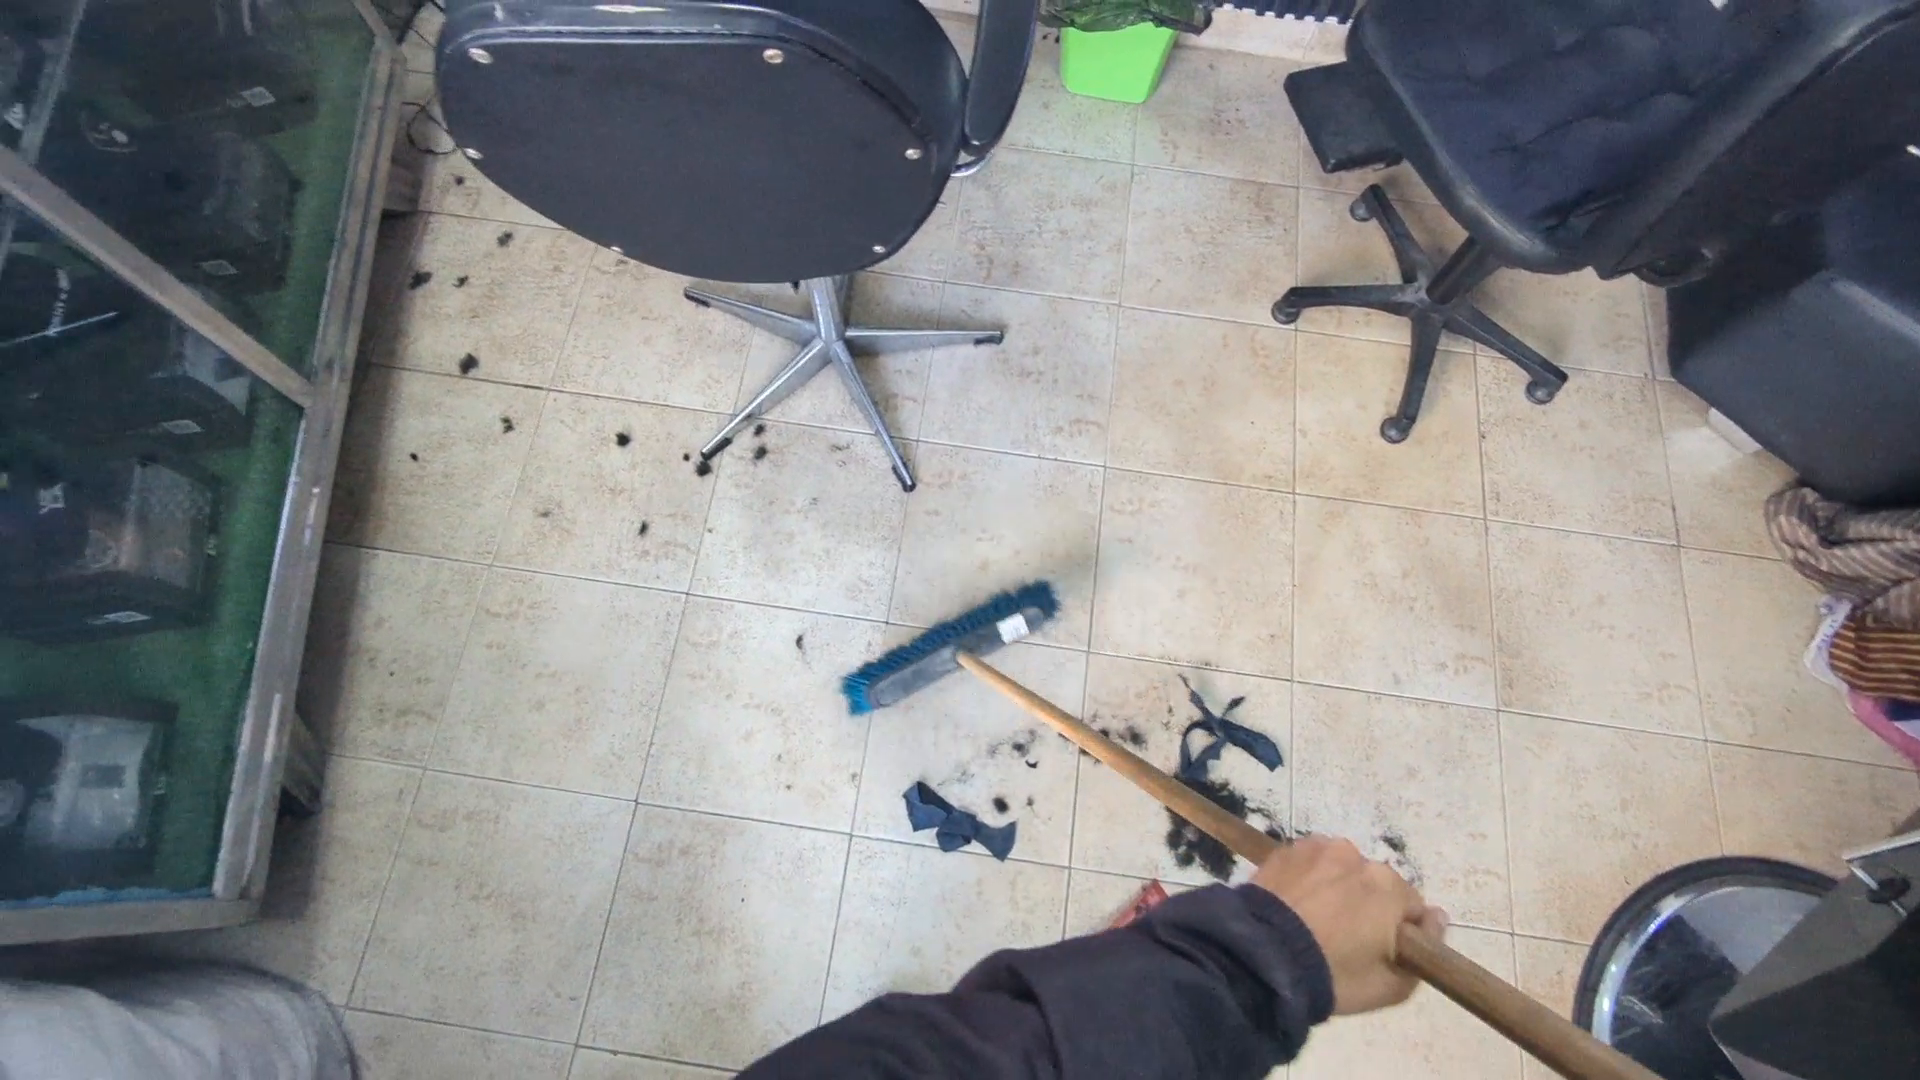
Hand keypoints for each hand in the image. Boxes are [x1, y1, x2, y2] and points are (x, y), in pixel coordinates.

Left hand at [1249, 835, 1447, 1014]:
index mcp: (1388, 885)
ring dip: (1337, 886)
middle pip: (1374, 883)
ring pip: (1340, 869)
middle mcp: (1354, 855)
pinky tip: (1296, 902)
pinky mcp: (1284, 849)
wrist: (1263, 954)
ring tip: (1317, 918)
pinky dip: (1308, 877)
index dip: (1401, 930)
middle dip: (1368, 904)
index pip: (1411, 906)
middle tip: (1346, 936)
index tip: (1383, 949)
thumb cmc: (1335, 973)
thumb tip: (1435, 918)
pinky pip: (1309, 863)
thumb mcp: (1393, 985)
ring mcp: (1315, 847)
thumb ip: (1425, 950)